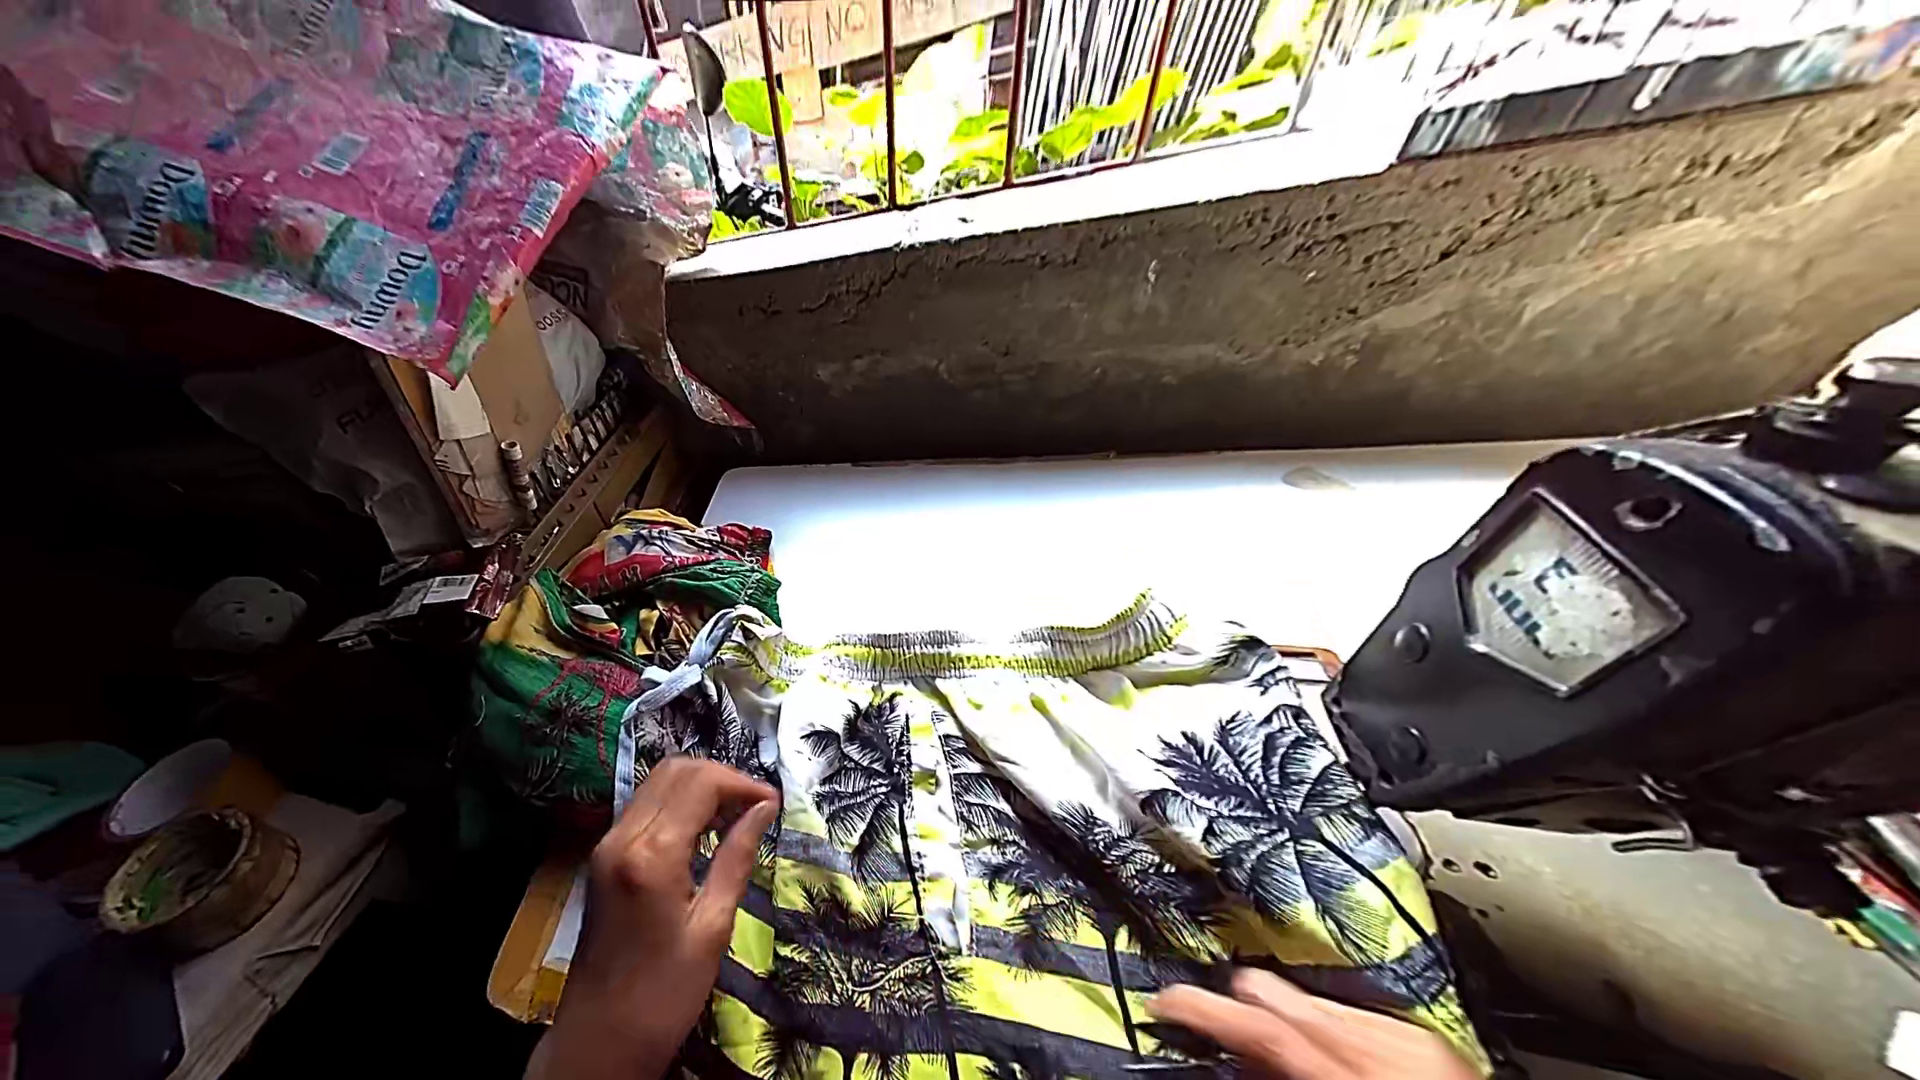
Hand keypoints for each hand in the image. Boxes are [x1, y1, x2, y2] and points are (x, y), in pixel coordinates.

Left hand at [528, 758, 778, 1079]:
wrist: (596, 1046)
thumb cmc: (663, 994)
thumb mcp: (713, 925)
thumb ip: (738, 855)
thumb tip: (766, 807)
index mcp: (651, 855)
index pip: (701, 782)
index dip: (742, 783)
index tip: (772, 804)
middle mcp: (622, 837)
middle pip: (677, 770)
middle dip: (722, 777)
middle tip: (755, 806)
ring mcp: (607, 845)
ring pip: (659, 782)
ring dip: (702, 787)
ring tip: (736, 816)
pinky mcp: (605, 857)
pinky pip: (647, 805)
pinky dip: (681, 802)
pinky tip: (706, 830)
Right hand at [1148, 968, 1478, 1079]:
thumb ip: (1269, 1071)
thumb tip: (1230, 1050)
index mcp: (1349, 1066)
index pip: (1255, 1019)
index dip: (1199, 1005)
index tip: (1165, 998)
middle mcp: (1373, 1034)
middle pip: (1269, 989)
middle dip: (1236, 1006)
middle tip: (1219, 1034)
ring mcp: (1401, 1029)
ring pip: (1301, 993)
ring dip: (1279, 1018)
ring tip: (1277, 1055)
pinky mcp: (1420, 1033)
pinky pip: (1344, 1009)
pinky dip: (1321, 1026)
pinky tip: (1326, 1058)